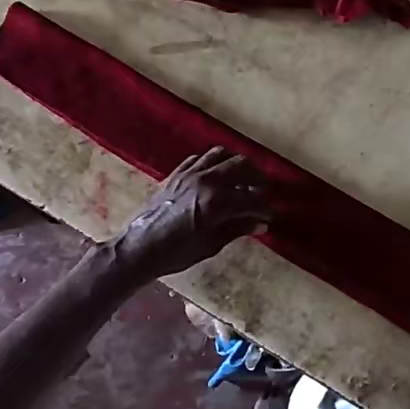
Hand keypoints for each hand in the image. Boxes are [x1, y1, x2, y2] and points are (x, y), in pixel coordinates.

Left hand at [107, 147, 270, 281]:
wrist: (138, 247)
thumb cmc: (175, 253)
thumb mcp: (211, 245)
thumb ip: (237, 229)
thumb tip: (260, 224)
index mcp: (217, 202)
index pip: (251, 199)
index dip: (264, 207)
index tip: (271, 214)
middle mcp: (206, 181)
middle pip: (241, 166)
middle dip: (256, 177)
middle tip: (263, 189)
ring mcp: (189, 173)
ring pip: (221, 155)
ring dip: (235, 164)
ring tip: (242, 177)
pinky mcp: (176, 174)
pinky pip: (199, 159)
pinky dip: (212, 163)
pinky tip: (215, 175)